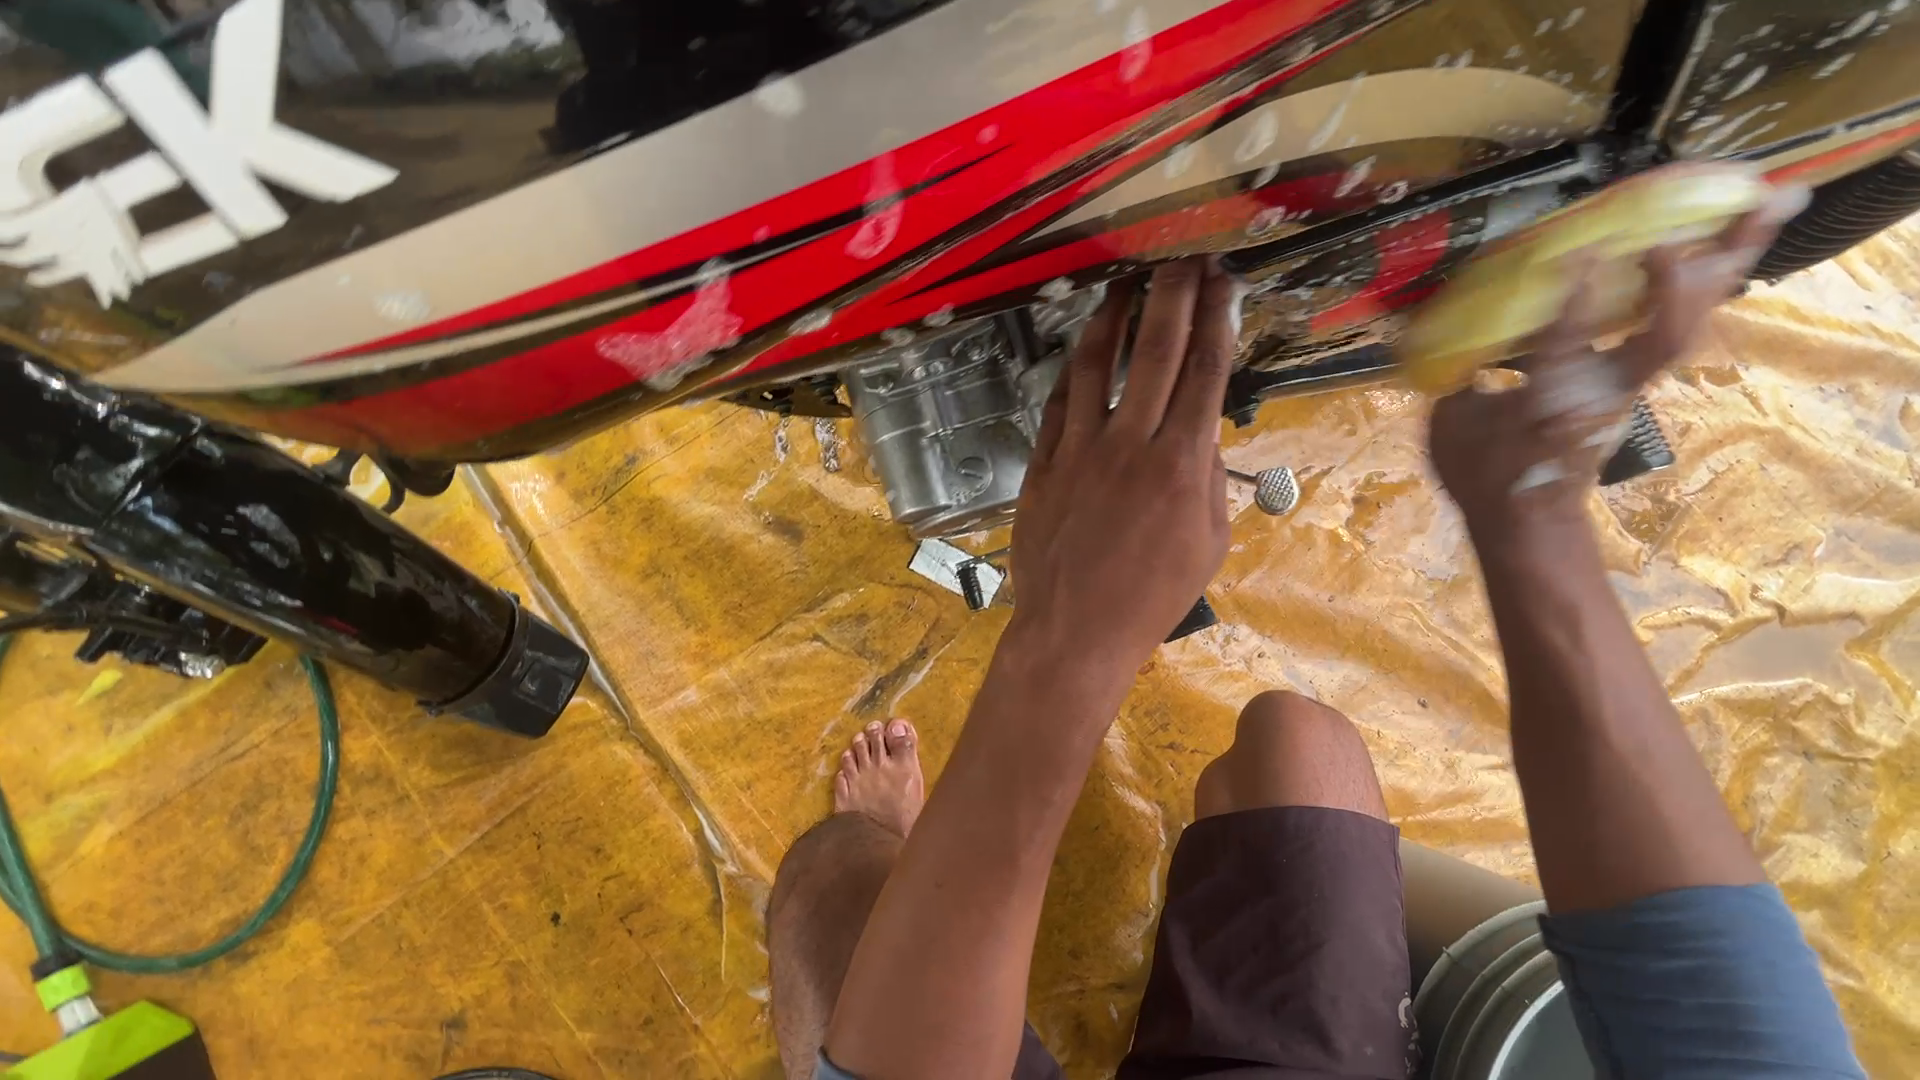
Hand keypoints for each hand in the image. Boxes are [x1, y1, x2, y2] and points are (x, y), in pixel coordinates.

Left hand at [1010, 257, 1239, 667]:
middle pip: (1153, 351)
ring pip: (1094, 366)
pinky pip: (1057, 405)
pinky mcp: (1042, 464)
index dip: (1215, 317)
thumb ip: (1210, 479)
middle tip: (1179, 258)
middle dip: (1171, 295)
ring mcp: (1079, 450)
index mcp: (1182, 463)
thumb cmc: (1152, 596)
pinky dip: (1069, 372)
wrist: (1076, 630)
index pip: (1204, 371)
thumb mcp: (1208, 543)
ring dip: (1110, 318)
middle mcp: (1131, 442)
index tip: (1221, 279)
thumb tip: (1202, 432)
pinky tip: (1078, 350)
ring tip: (1123, 285)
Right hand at [1427, 188, 1801, 536]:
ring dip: (1723, 269)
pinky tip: (1714, 253)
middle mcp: (1603, 388)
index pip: (1568, 341)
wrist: (1528, 521)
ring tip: (1764, 208)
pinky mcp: (1631, 386)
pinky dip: (1695, 289)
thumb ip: (1463, 376)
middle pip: (1669, 331)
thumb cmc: (1486, 476)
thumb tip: (1467, 331)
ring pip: (1686, 324)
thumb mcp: (1452, 425)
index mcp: (1549, 398)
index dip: (1577, 298)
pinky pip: (1671, 328)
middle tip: (1725, 216)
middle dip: (1690, 276)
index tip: (1585, 250)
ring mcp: (1626, 387)